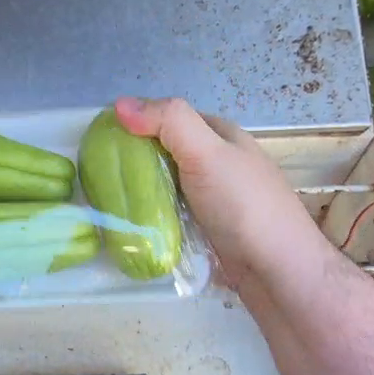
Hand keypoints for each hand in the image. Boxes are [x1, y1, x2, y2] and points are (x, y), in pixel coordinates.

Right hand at [112, 96, 329, 283]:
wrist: (276, 271)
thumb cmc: (244, 206)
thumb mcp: (206, 153)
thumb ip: (169, 122)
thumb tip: (119, 104)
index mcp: (220, 136)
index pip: (168, 119)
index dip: (136, 126)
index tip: (100, 144)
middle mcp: (216, 164)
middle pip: (163, 156)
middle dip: (132, 164)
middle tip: (96, 179)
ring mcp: (211, 200)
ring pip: (163, 190)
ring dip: (138, 197)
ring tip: (105, 206)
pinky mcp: (205, 232)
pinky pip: (168, 220)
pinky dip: (150, 222)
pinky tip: (131, 230)